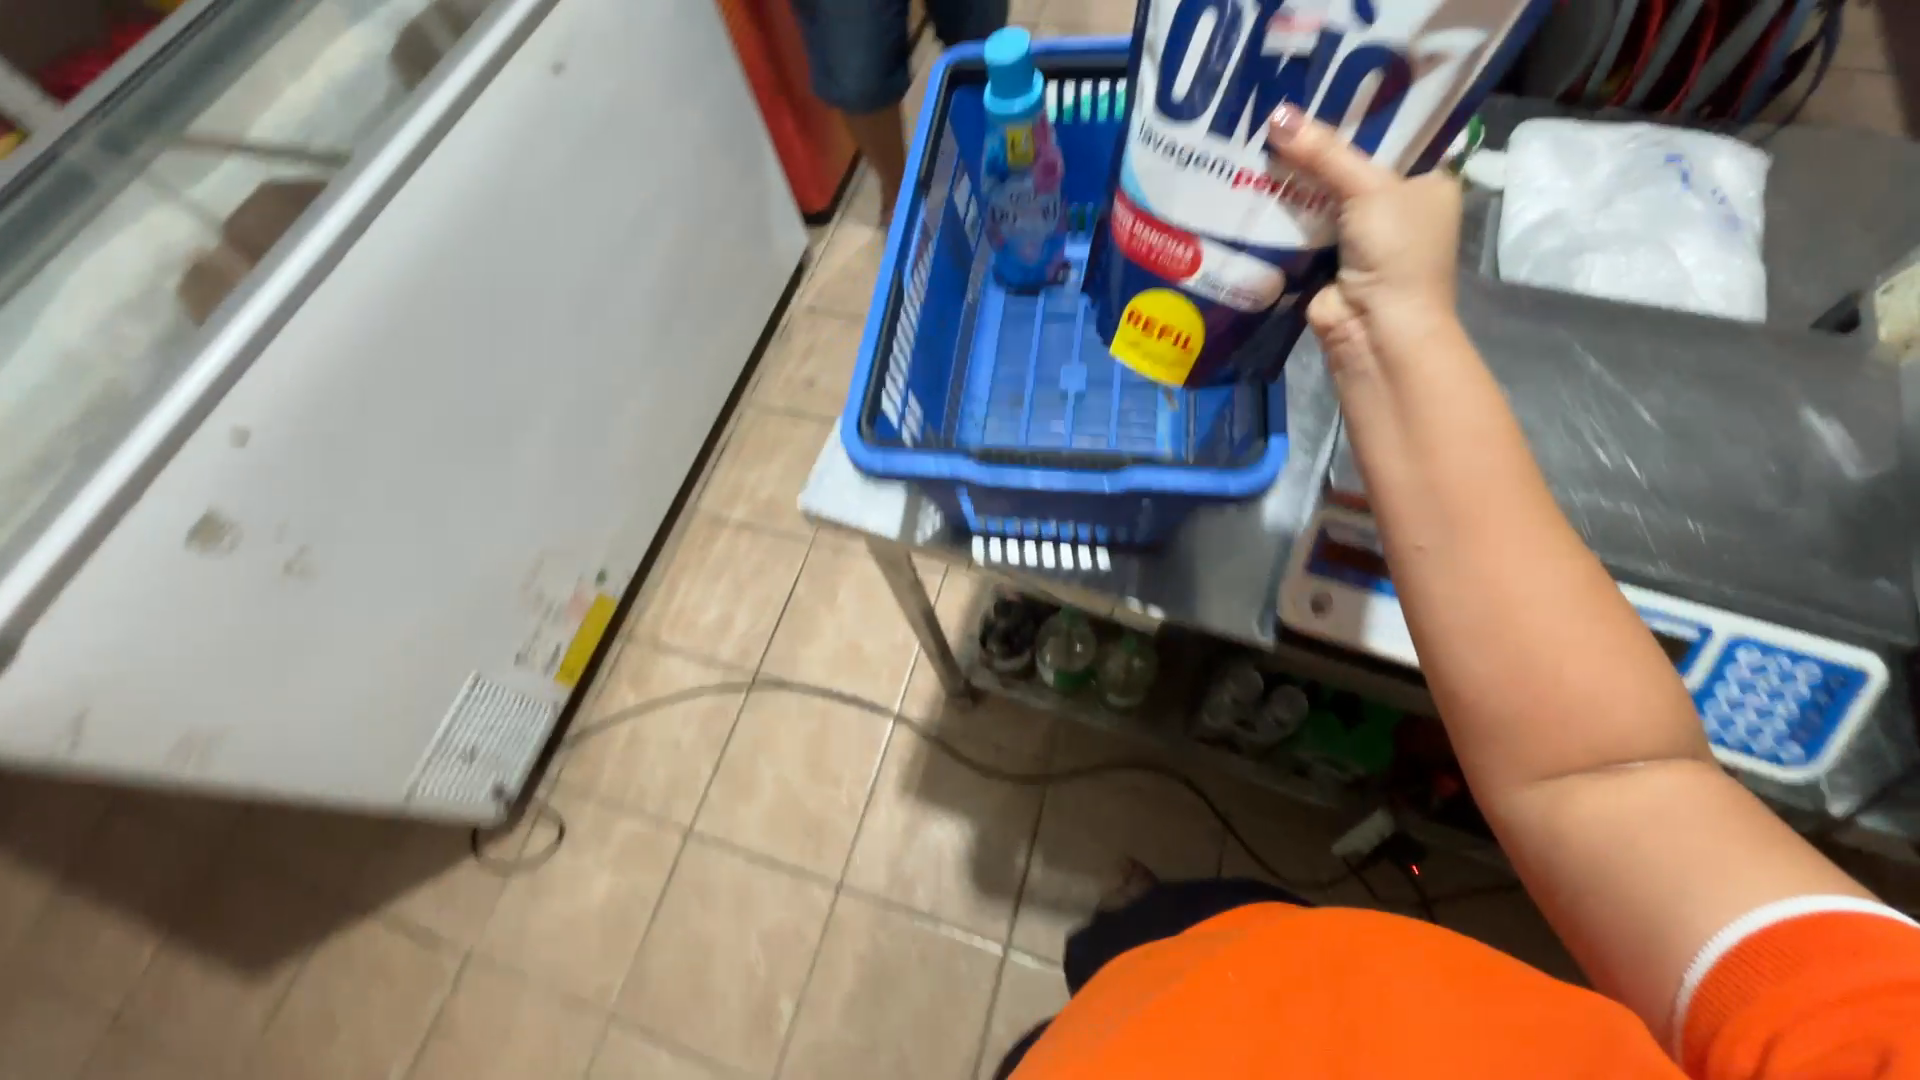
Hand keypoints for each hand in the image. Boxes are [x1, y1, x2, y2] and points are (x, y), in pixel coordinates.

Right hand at [1266, 105, 1462, 376]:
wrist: (1375, 330)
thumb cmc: (1396, 252)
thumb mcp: (1369, 189)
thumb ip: (1325, 153)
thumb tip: (1278, 115)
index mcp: (1427, 178)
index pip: (1394, 131)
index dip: (1360, 108)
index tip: (1323, 81)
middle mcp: (1394, 204)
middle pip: (1349, 162)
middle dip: (1316, 142)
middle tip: (1277, 108)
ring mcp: (1355, 234)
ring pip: (1318, 194)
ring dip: (1292, 176)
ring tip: (1255, 137)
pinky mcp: (1321, 259)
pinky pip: (1296, 226)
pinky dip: (1277, 211)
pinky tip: (1249, 183)